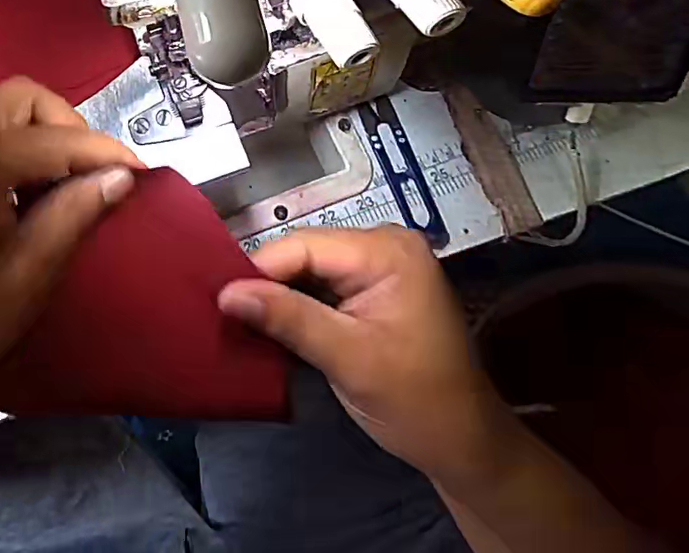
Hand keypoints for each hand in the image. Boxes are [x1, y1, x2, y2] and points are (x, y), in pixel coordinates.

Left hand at [0, 79, 140, 552]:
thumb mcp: (23, 279)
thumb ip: (76, 213)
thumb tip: (120, 177)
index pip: (57, 137)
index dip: (106, 154)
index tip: (143, 173)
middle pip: (20, 100)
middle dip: (66, 129)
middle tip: (90, 180)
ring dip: (31, 141)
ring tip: (53, 195)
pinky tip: (5, 201)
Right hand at [217, 226, 505, 485]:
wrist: (467, 446)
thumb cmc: (418, 404)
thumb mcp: (349, 360)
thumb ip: (288, 319)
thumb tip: (227, 294)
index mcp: (387, 251)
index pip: (305, 246)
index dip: (260, 270)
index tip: (222, 300)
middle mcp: (383, 243)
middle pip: (305, 253)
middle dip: (269, 282)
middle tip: (229, 312)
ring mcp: (379, 262)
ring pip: (309, 267)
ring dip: (280, 293)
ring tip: (244, 317)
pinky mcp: (372, 283)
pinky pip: (322, 281)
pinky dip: (298, 302)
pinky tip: (275, 321)